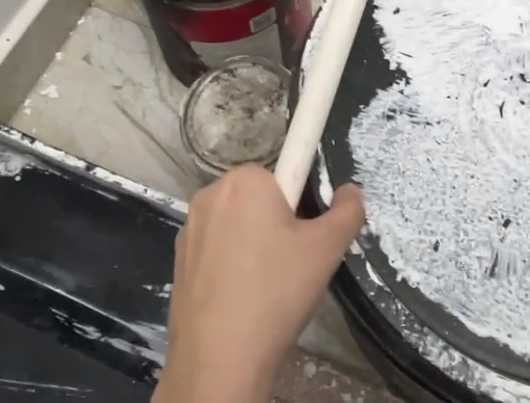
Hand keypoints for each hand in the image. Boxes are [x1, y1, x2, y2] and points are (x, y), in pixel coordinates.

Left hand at [155, 165, 365, 402]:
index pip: (286, 169)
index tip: (304, 231)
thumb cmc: (275, 294)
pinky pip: (216, 247)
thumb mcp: (326, 250)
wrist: (218, 360)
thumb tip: (351, 191)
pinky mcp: (178, 257)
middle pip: (262, 196)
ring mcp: (190, 226)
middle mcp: (212, 192)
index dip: (303, 200)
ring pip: (238, 222)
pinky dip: (231, 263)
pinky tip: (242, 297)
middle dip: (280, 221)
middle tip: (294, 261)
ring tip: (268, 285)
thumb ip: (348, 212)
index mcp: (246, 180)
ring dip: (255, 241)